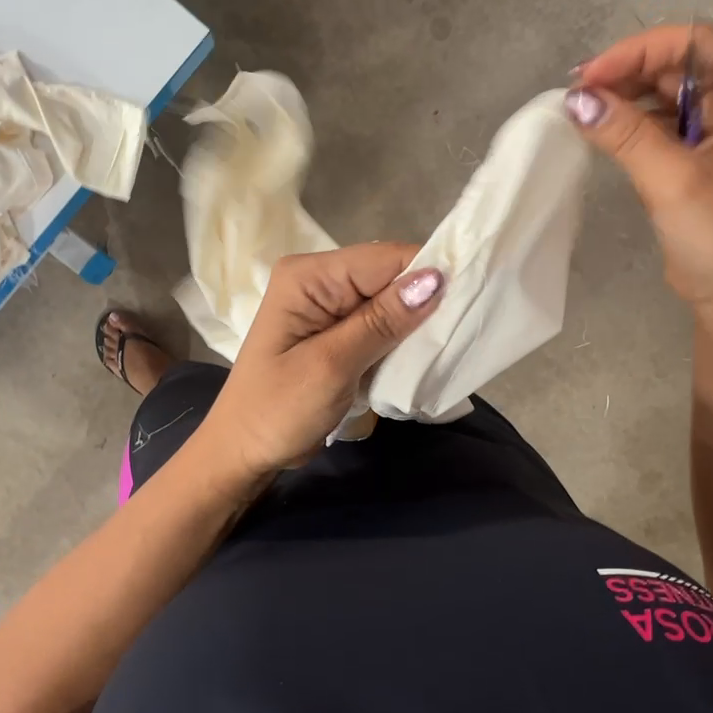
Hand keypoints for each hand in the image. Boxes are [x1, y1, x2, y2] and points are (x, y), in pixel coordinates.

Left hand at [197, 243, 444, 476]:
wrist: (243, 453)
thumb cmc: (277, 411)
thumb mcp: (331, 366)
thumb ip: (381, 321)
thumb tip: (434, 279)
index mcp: (308, 276)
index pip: (384, 259)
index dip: (428, 276)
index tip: (470, 302)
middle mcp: (319, 281)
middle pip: (390, 276)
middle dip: (425, 301)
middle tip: (460, 333)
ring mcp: (328, 307)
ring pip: (390, 302)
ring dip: (416, 325)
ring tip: (444, 349)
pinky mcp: (337, 333)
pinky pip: (381, 325)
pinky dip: (401, 341)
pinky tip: (420, 359)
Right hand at [566, 24, 712, 338]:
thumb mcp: (674, 183)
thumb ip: (626, 134)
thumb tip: (575, 99)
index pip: (696, 44)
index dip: (639, 50)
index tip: (588, 78)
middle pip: (680, 66)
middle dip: (627, 75)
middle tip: (576, 99)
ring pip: (666, 98)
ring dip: (625, 102)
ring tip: (581, 117)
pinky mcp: (702, 163)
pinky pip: (662, 129)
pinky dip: (631, 128)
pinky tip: (602, 137)